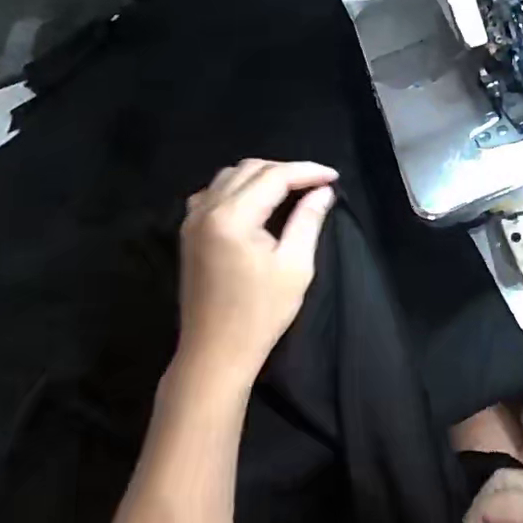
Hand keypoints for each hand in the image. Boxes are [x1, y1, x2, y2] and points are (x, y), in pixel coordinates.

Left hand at [176, 159, 337, 385]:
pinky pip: (214, 192)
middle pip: (251, 168)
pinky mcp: (188, 231)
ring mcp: (192, 219)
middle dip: (286, 170)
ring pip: (230, 176)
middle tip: (316, 184)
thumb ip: (308, 220)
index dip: (307, 171)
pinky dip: (239, 187)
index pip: (274, 176)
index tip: (334, 177)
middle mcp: (206, 209)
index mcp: (232, 217)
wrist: (214, 353)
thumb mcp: (295, 266)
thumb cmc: (259, 314)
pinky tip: (256, 201)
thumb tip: (323, 191)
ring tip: (292, 188)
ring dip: (262, 175)